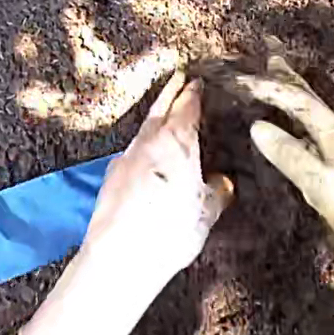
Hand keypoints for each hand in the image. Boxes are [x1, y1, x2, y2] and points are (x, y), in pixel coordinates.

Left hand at [82, 70, 233, 291]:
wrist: (120, 258)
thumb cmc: (170, 231)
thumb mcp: (206, 211)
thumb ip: (216, 191)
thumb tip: (221, 181)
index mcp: (176, 140)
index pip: (187, 106)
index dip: (194, 92)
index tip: (199, 82)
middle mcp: (149, 141)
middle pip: (161, 107)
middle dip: (171, 91)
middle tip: (179, 76)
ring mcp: (126, 156)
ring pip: (144, 127)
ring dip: (156, 116)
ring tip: (166, 113)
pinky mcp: (112, 176)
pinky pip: (133, 150)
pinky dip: (144, 143)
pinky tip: (148, 154)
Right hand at [233, 46, 333, 334]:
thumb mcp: (324, 188)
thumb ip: (292, 157)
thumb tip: (257, 126)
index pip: (298, 101)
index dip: (269, 88)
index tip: (241, 78)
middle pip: (312, 102)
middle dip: (290, 81)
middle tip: (271, 59)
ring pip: (319, 119)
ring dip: (299, 102)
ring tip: (284, 93)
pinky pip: (324, 137)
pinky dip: (308, 126)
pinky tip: (308, 138)